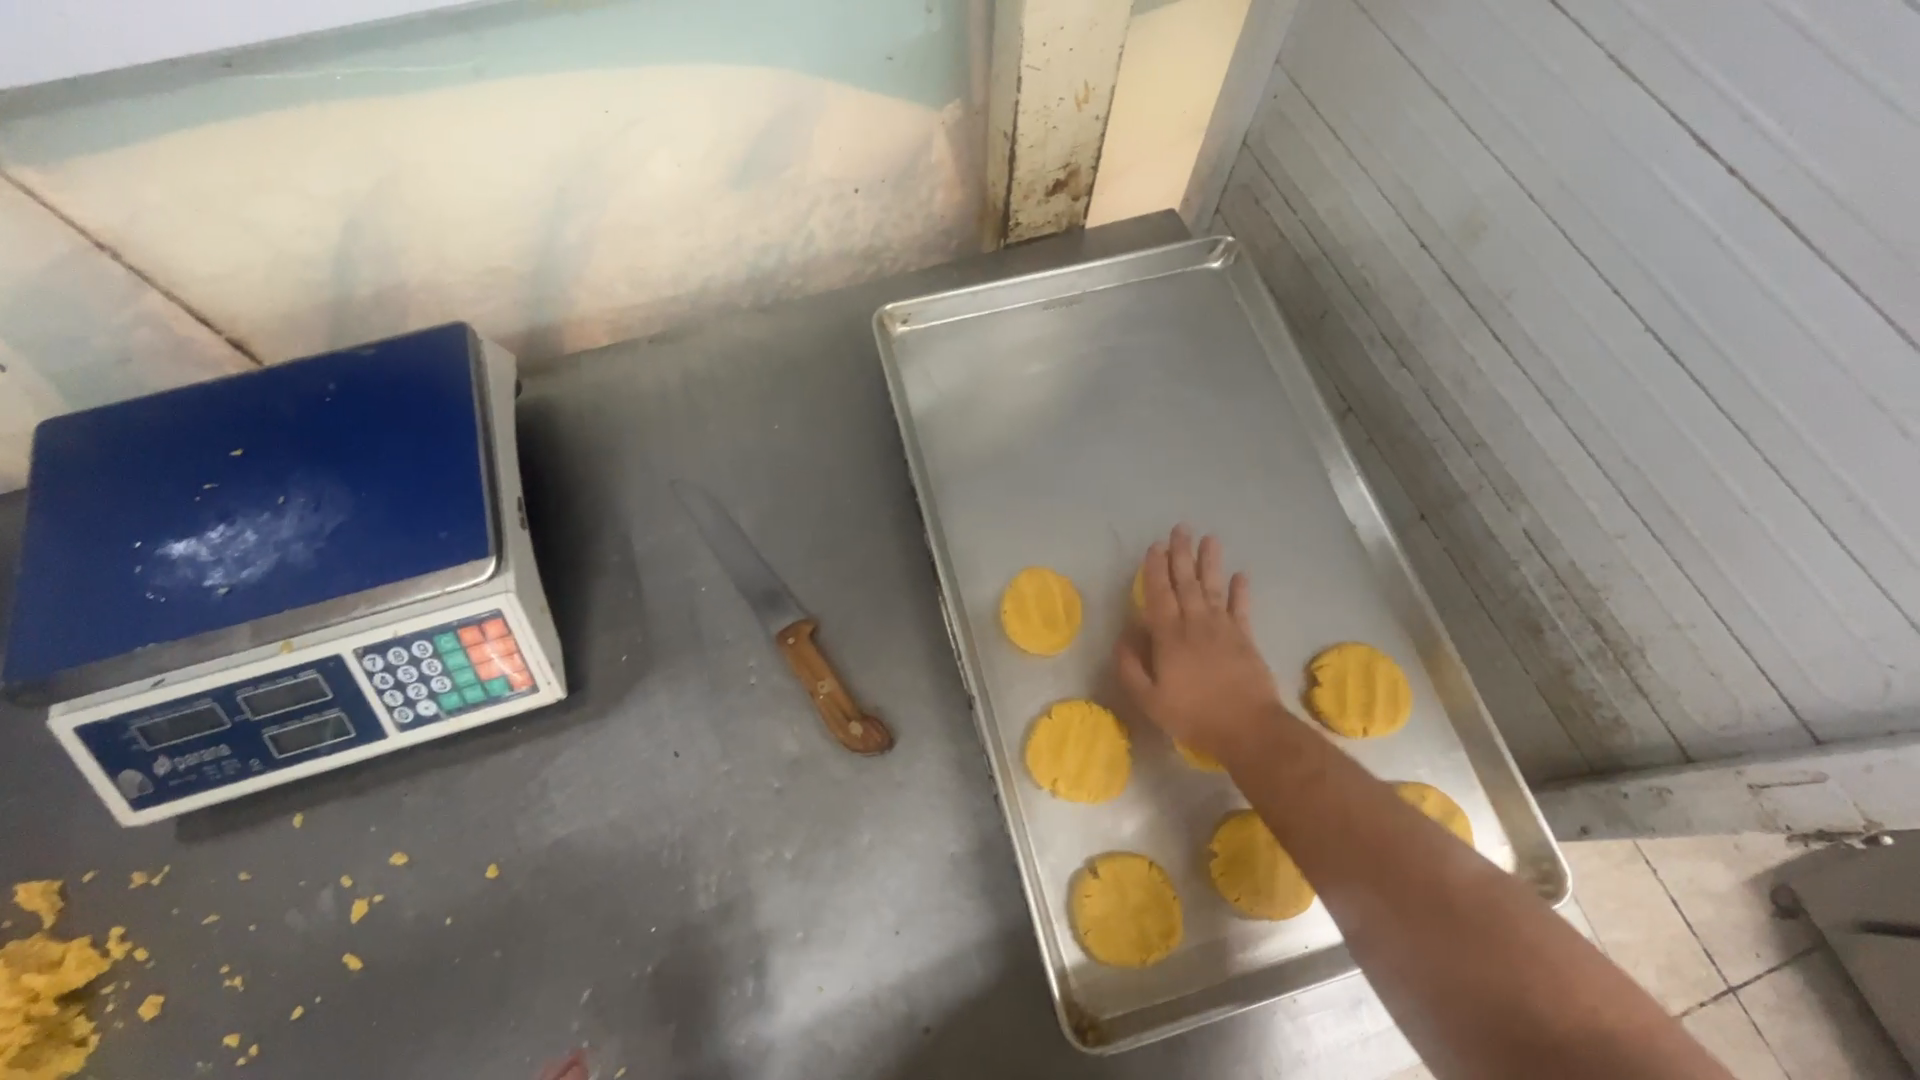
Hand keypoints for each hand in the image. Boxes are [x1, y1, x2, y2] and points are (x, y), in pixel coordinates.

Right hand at [1115, 527, 1284, 760]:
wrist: (1248, 728)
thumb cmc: (1193, 716)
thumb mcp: (1149, 700)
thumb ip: (1131, 667)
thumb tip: (1124, 636)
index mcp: (1169, 637)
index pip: (1159, 595)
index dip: (1155, 570)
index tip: (1154, 547)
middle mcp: (1196, 624)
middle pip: (1187, 583)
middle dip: (1181, 555)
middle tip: (1180, 528)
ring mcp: (1224, 629)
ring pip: (1213, 588)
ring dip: (1210, 563)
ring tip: (1209, 538)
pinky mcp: (1246, 639)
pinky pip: (1242, 609)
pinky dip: (1241, 591)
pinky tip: (1240, 575)